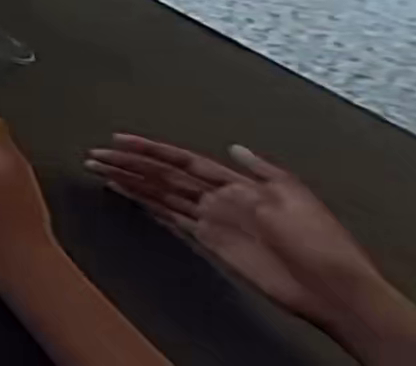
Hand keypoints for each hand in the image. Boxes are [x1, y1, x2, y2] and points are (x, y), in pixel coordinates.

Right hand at [87, 135, 415, 362]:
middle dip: (127, 163)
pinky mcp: (208, 240)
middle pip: (162, 175)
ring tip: (97, 167)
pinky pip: (168, 215)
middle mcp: (220, 199)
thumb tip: (236, 147)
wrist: (336, 291)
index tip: (118, 139)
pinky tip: (124, 192)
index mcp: (237, 186)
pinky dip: (144, 202)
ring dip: (128, 179)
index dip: (150, 148)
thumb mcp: (298, 198)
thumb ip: (264, 171)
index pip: (182, 160)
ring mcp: (212, 220)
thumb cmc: (320, 244)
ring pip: (158, 193)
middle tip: (94, 153)